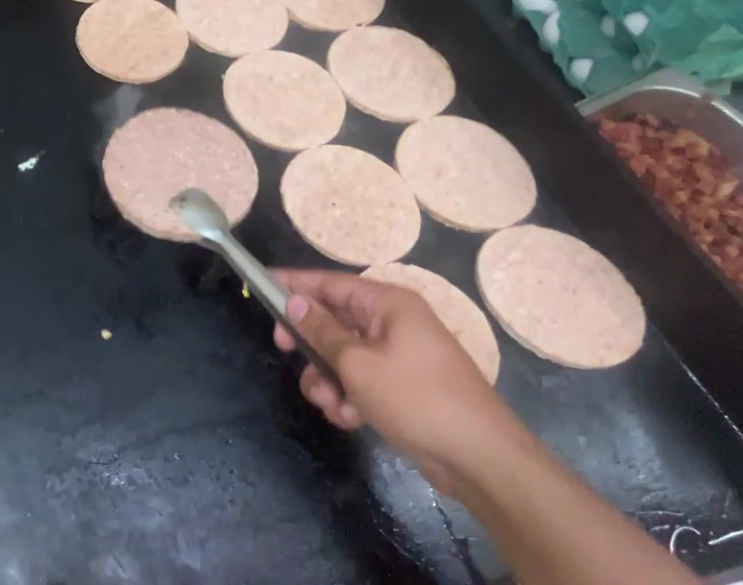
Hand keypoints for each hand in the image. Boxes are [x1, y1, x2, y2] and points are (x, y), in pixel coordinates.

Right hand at [272, 269, 525, 492]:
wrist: (481, 460)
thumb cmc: (417, 399)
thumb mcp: (358, 363)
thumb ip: (321, 331)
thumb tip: (294, 302)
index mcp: (389, 305)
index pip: (331, 282)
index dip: (295, 283)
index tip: (261, 284)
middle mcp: (394, 323)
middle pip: (333, 319)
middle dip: (310, 343)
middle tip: (283, 350)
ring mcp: (399, 357)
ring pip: (341, 355)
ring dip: (326, 379)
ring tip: (331, 403)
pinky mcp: (401, 388)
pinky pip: (359, 380)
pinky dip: (348, 397)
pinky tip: (350, 418)